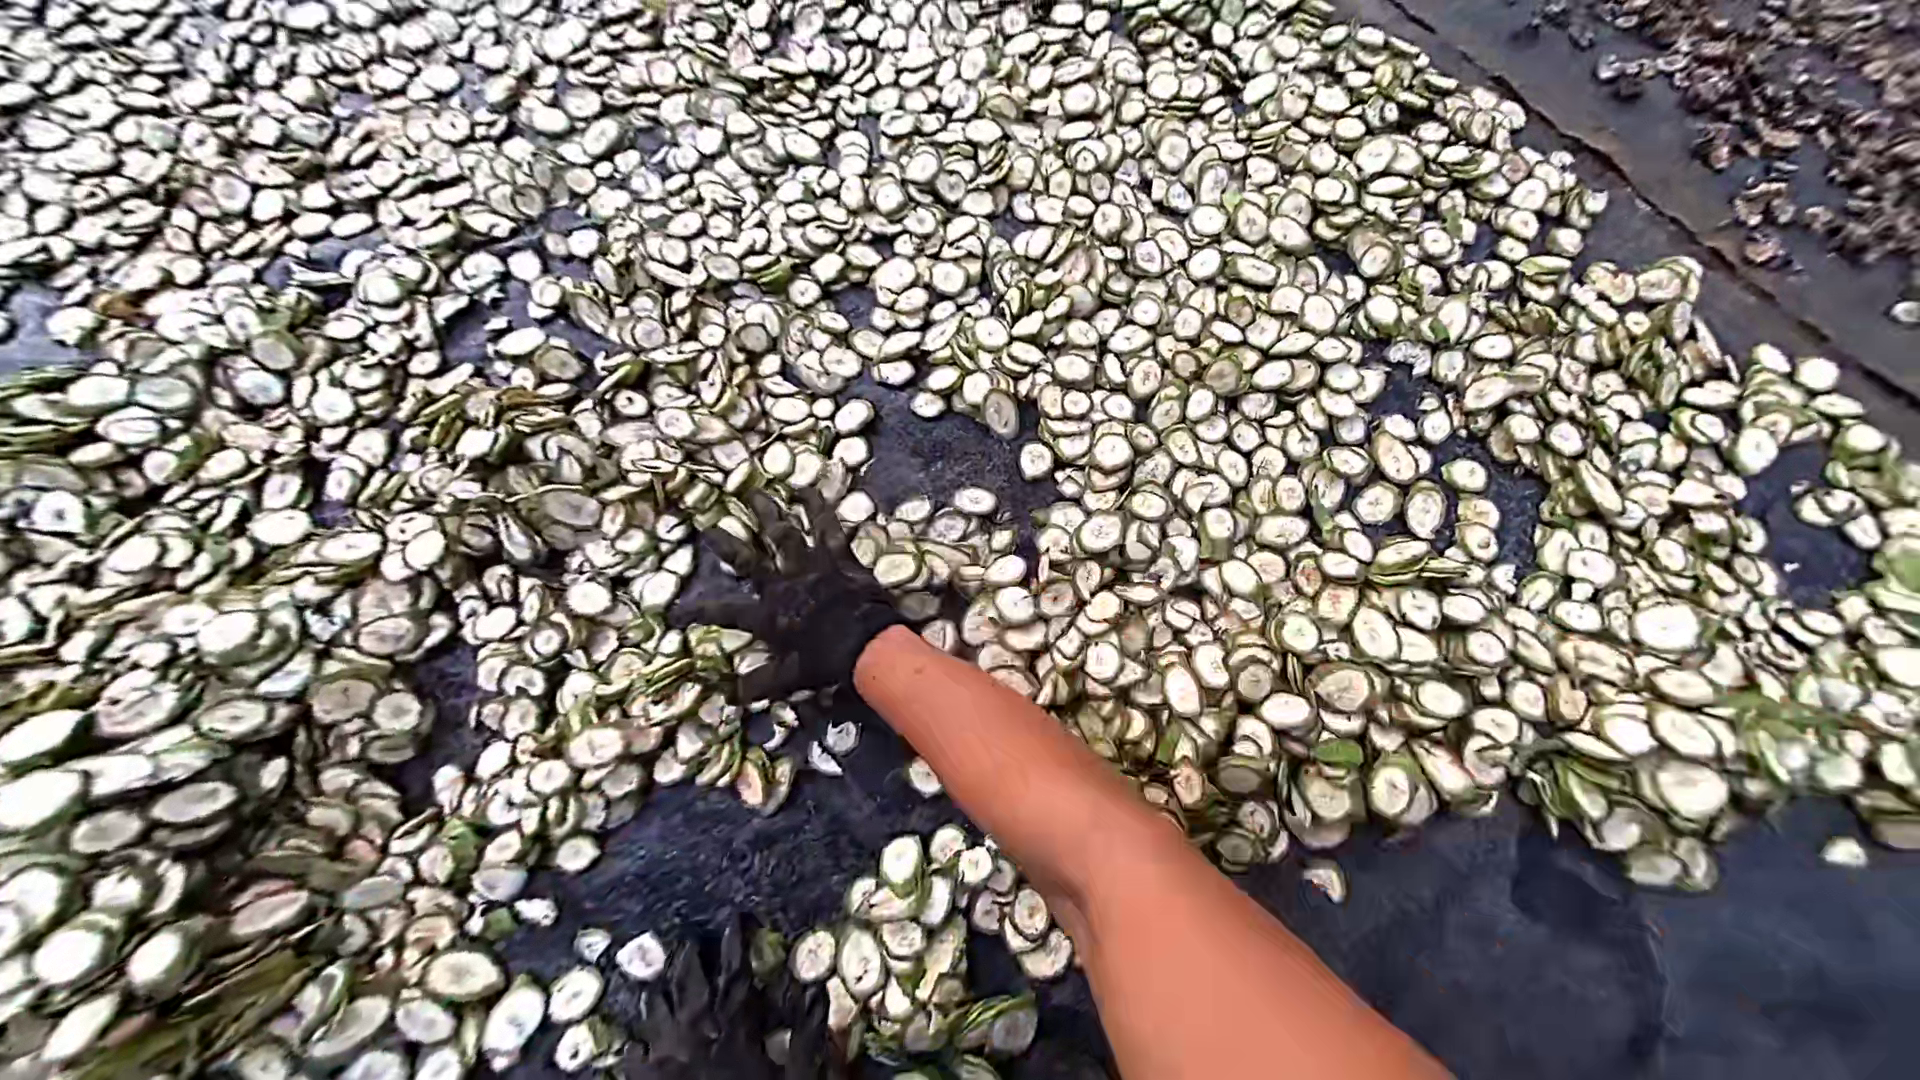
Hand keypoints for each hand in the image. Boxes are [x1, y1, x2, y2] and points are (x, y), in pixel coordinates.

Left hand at [624, 917, 846, 1079]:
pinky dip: (633, 1054)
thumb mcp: (799, 1077)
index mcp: (735, 1033)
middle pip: (689, 991)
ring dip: (656, 999)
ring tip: (653, 984)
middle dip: (687, 962)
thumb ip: (808, 1035)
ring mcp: (670, 1068)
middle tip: (686, 941)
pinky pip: (634, 1067)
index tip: (734, 919)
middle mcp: (698, 1042)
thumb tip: (817, 988)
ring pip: (657, 1021)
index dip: (735, 944)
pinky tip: (629, 1051)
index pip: (736, 976)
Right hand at [680, 488, 906, 704]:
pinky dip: (818, 508)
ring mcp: (809, 566)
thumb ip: (759, 684)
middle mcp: (782, 584)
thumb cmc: (826, 661)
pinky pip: (826, 527)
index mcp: (768, 615)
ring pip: (783, 534)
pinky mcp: (836, 557)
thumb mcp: (788, 678)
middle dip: (727, 543)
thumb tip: (730, 699)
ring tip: (756, 492)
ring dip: (768, 513)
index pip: (724, 613)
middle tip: (708, 525)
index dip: (698, 612)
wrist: (865, 643)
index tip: (676, 613)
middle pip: (748, 560)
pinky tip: (809, 490)